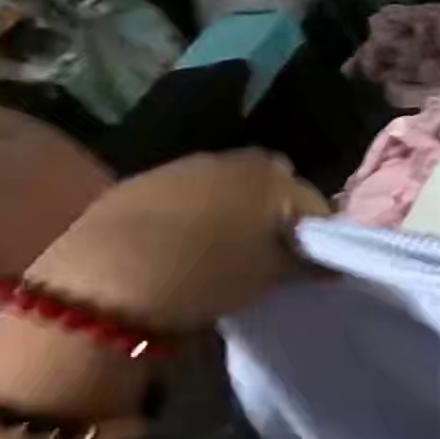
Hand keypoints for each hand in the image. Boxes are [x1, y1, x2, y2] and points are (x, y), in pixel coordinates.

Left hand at [24, 152, 328, 328]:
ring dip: (239, 208)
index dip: (319, 235)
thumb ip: (307, 263)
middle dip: (280, 211)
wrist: (109, 278)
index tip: (313, 262)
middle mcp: (234, 160)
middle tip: (274, 251)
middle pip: (275, 183)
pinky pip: (192, 191)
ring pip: (231, 183)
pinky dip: (201, 210)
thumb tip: (330, 263)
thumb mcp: (271, 275)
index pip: (316, 204)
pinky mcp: (146, 180)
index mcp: (274, 179)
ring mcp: (186, 166)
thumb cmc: (210, 274)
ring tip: (230, 247)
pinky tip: (189, 242)